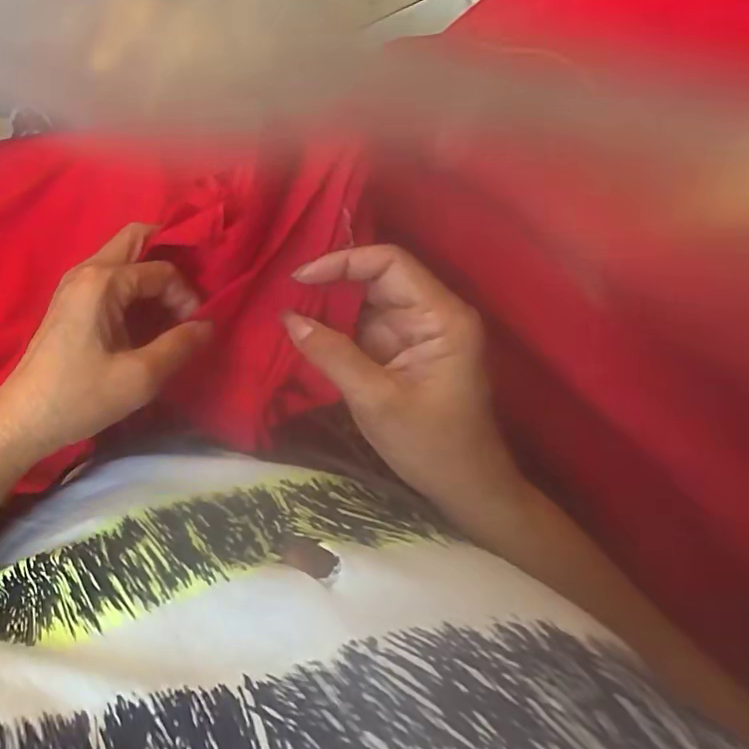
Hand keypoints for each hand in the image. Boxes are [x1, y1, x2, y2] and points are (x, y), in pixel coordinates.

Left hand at [0, 223, 213, 458]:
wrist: (24, 418)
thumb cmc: (79, 396)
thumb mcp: (140, 377)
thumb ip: (180, 345)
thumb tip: (208, 324)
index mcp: (101, 281)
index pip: (160, 268)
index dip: (185, 294)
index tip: (192, 328)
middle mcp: (85, 271)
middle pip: (136, 240)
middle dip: (170, 259)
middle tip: (190, 295)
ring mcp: (73, 285)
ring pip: (123, 261)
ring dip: (151, 277)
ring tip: (173, 312)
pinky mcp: (69, 303)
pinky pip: (109, 280)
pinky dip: (133, 291)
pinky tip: (146, 320)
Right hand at [282, 245, 521, 502]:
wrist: (466, 486)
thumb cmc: (431, 444)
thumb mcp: (375, 400)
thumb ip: (332, 355)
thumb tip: (289, 319)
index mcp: (440, 317)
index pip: (390, 263)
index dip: (342, 262)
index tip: (298, 279)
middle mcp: (430, 314)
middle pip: (376, 275)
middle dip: (329, 279)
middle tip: (282, 292)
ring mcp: (414, 331)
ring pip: (364, 299)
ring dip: (326, 301)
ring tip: (284, 306)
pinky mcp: (399, 349)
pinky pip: (361, 324)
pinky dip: (331, 324)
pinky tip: (301, 328)